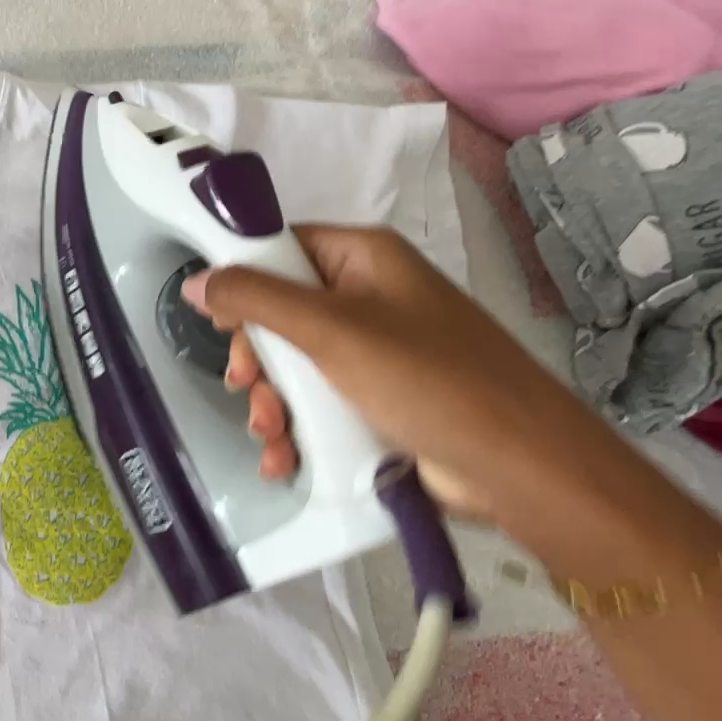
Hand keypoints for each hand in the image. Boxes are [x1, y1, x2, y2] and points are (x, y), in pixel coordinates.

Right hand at [181, 225, 594, 521]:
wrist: (525, 473)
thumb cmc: (428, 381)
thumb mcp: (331, 330)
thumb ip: (254, 298)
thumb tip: (195, 283)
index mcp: (363, 258)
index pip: (280, 247)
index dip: (242, 279)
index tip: (219, 319)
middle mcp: (367, 297)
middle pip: (277, 313)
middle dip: (257, 359)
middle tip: (247, 384)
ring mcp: (375, 351)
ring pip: (293, 365)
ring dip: (271, 402)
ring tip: (271, 435)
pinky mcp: (379, 400)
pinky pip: (318, 402)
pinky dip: (296, 430)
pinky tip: (284, 458)